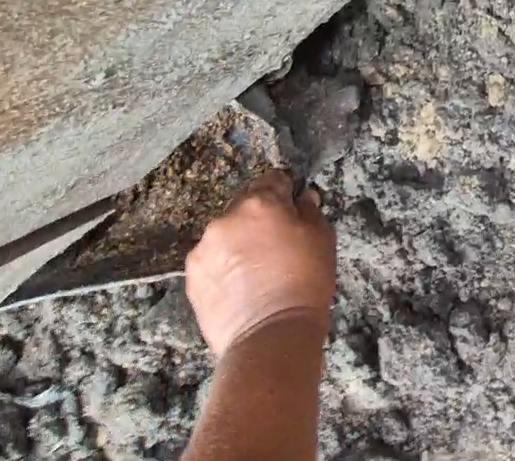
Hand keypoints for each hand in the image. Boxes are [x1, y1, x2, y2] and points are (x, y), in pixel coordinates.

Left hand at [184, 170, 336, 359]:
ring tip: (257, 268)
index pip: (273, 179)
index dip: (286, 192)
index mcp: (259, 203)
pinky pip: (212, 259)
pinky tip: (241, 284)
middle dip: (260, 218)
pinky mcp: (192, 277)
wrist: (271, 335)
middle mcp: (225, 219)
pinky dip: (225, 265)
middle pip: (245, 205)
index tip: (293, 208)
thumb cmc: (305, 281)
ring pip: (226, 233)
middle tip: (278, 243)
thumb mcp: (322, 237)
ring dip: (239, 241)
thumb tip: (302, 198)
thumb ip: (310, 210)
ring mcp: (204, 248)